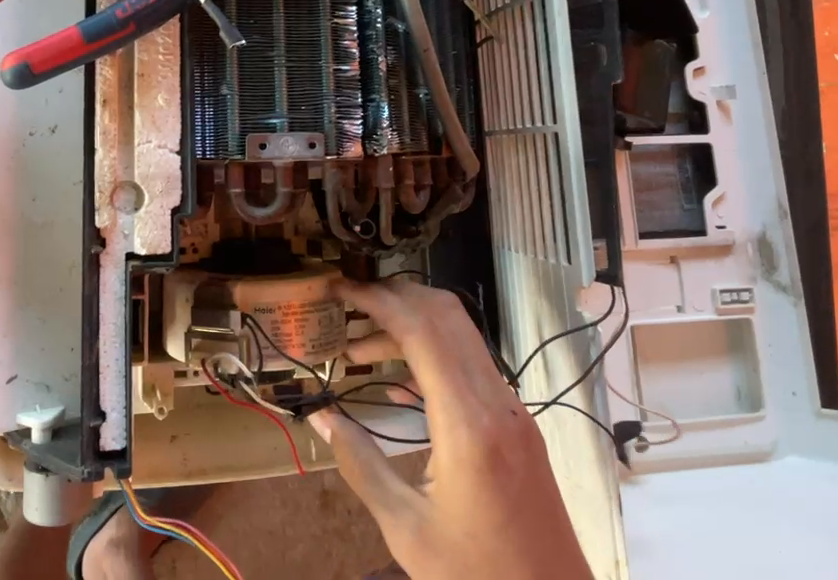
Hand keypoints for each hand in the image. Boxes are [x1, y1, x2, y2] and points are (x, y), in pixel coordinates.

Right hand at [307, 280, 591, 579]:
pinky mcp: (516, 425)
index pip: (422, 330)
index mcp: (466, 424)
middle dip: (392, 297)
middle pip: (445, 316)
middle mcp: (495, 402)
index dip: (377, 299)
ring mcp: (511, 411)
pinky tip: (395, 382)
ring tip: (358, 348)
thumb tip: (321, 417)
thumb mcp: (406, 528)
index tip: (338, 287)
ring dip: (410, 326)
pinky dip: (431, 355)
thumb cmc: (475, 576)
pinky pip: (470, 367)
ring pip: (460, 336)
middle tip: (345, 304)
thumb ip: (360, 464)